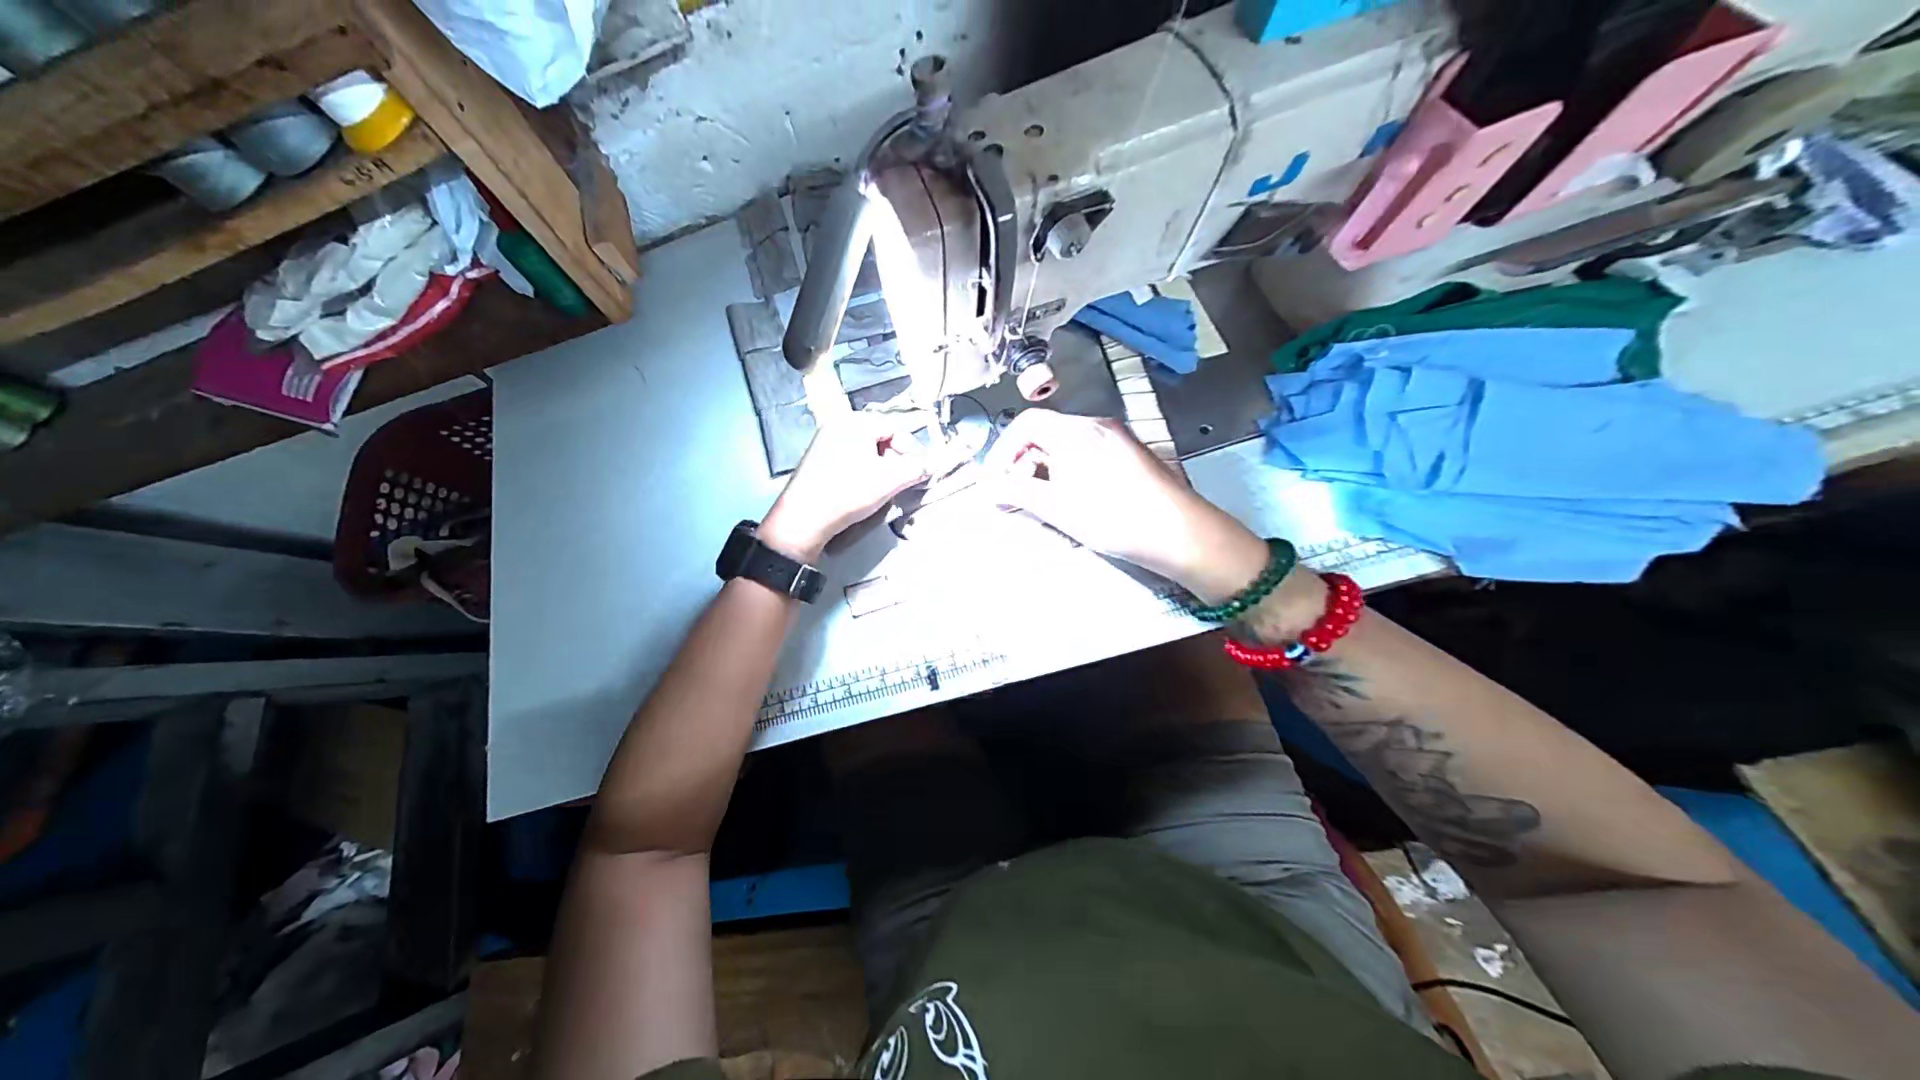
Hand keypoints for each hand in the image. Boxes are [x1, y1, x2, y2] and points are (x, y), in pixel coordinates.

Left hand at [759, 413, 929, 561]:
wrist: (804, 518)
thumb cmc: (849, 492)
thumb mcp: (891, 479)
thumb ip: (916, 467)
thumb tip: (930, 463)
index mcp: (855, 421)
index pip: (895, 428)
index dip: (911, 450)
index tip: (917, 471)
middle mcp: (838, 425)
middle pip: (880, 438)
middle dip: (895, 459)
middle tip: (900, 481)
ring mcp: (824, 442)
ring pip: (865, 450)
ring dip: (880, 468)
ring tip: (883, 489)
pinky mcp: (818, 461)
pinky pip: (850, 459)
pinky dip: (863, 472)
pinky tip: (863, 491)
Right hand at [985, 410, 1269, 602]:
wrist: (1178, 532)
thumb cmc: (1114, 517)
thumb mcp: (1056, 507)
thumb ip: (1017, 492)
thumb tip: (991, 486)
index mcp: (1075, 431)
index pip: (1025, 424)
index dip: (1003, 450)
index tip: (995, 477)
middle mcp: (1097, 425)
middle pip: (1046, 432)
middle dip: (1024, 460)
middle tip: (1016, 491)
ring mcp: (1118, 438)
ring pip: (1068, 444)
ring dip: (1047, 467)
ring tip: (1043, 499)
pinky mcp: (1132, 455)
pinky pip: (1089, 453)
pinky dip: (1071, 470)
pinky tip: (1075, 498)